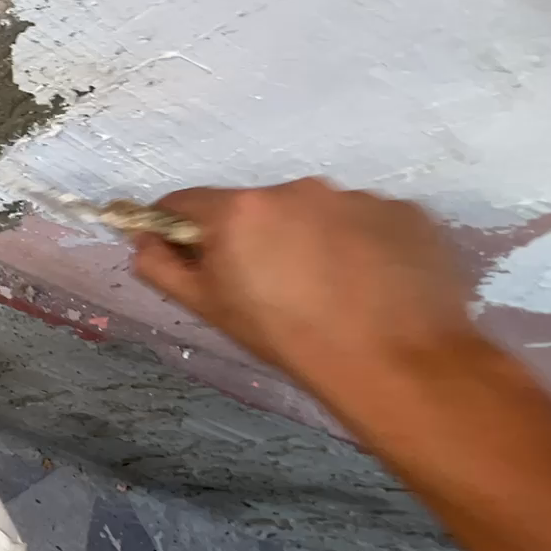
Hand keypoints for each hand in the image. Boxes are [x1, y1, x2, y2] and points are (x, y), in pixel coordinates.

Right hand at [132, 178, 478, 389]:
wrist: (396, 361)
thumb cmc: (281, 332)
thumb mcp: (200, 304)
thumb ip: (156, 264)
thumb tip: (144, 238)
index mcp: (238, 209)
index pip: (182, 202)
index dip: (174, 228)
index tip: (187, 256)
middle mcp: (295, 189)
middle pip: (249, 206)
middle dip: (246, 234)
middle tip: (260, 280)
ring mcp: (357, 198)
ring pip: (306, 212)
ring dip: (300, 236)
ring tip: (318, 282)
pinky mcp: (406, 212)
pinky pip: (359, 219)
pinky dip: (351, 241)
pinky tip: (360, 278)